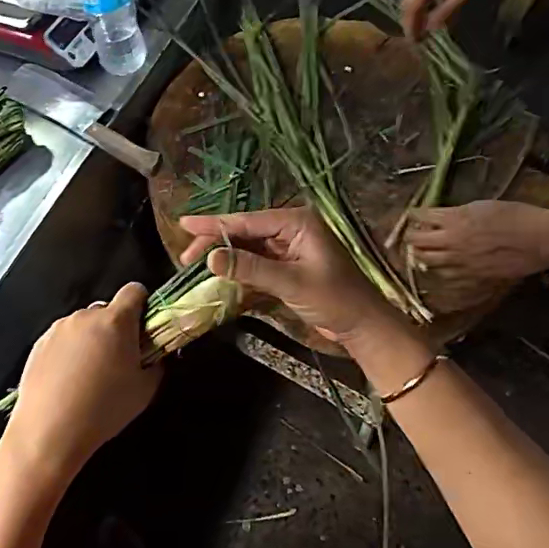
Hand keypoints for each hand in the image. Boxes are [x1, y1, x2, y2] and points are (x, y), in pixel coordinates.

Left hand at [5, 281, 158, 478]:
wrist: (49, 430)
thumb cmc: (104, 409)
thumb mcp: (145, 391)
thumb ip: (157, 365)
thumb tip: (156, 356)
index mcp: (116, 321)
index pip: (134, 290)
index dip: (142, 304)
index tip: (143, 326)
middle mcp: (86, 316)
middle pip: (107, 309)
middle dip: (115, 327)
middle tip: (117, 359)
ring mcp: (59, 327)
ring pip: (83, 324)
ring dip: (90, 339)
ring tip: (88, 375)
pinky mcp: (39, 342)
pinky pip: (62, 338)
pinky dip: (68, 351)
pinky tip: (67, 381)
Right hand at [179, 208, 396, 344]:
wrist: (364, 326)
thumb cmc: (335, 300)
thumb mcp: (291, 283)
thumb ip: (250, 268)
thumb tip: (211, 258)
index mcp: (296, 221)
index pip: (246, 221)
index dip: (213, 224)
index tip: (184, 224)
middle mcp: (290, 228)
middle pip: (243, 231)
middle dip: (214, 242)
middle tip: (186, 258)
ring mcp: (288, 246)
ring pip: (246, 246)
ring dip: (223, 256)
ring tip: (195, 266)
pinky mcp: (286, 265)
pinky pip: (254, 261)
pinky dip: (236, 269)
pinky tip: (217, 275)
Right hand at [399, 0, 501, 38]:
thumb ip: (444, 12)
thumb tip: (431, 29)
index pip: (410, 10)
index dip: (410, 27)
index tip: (413, 41)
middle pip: (407, 6)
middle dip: (410, 22)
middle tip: (418, 38)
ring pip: (412, 0)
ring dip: (416, 15)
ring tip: (424, 28)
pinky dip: (421, 6)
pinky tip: (430, 13)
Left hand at [406, 201, 548, 282]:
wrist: (544, 239)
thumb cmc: (517, 216)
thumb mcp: (481, 206)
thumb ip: (455, 213)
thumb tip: (438, 216)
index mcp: (454, 219)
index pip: (419, 217)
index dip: (414, 215)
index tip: (414, 215)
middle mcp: (451, 241)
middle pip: (415, 241)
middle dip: (412, 235)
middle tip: (415, 233)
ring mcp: (460, 261)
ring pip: (424, 260)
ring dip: (421, 253)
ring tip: (425, 249)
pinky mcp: (471, 275)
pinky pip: (444, 275)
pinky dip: (439, 269)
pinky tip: (443, 264)